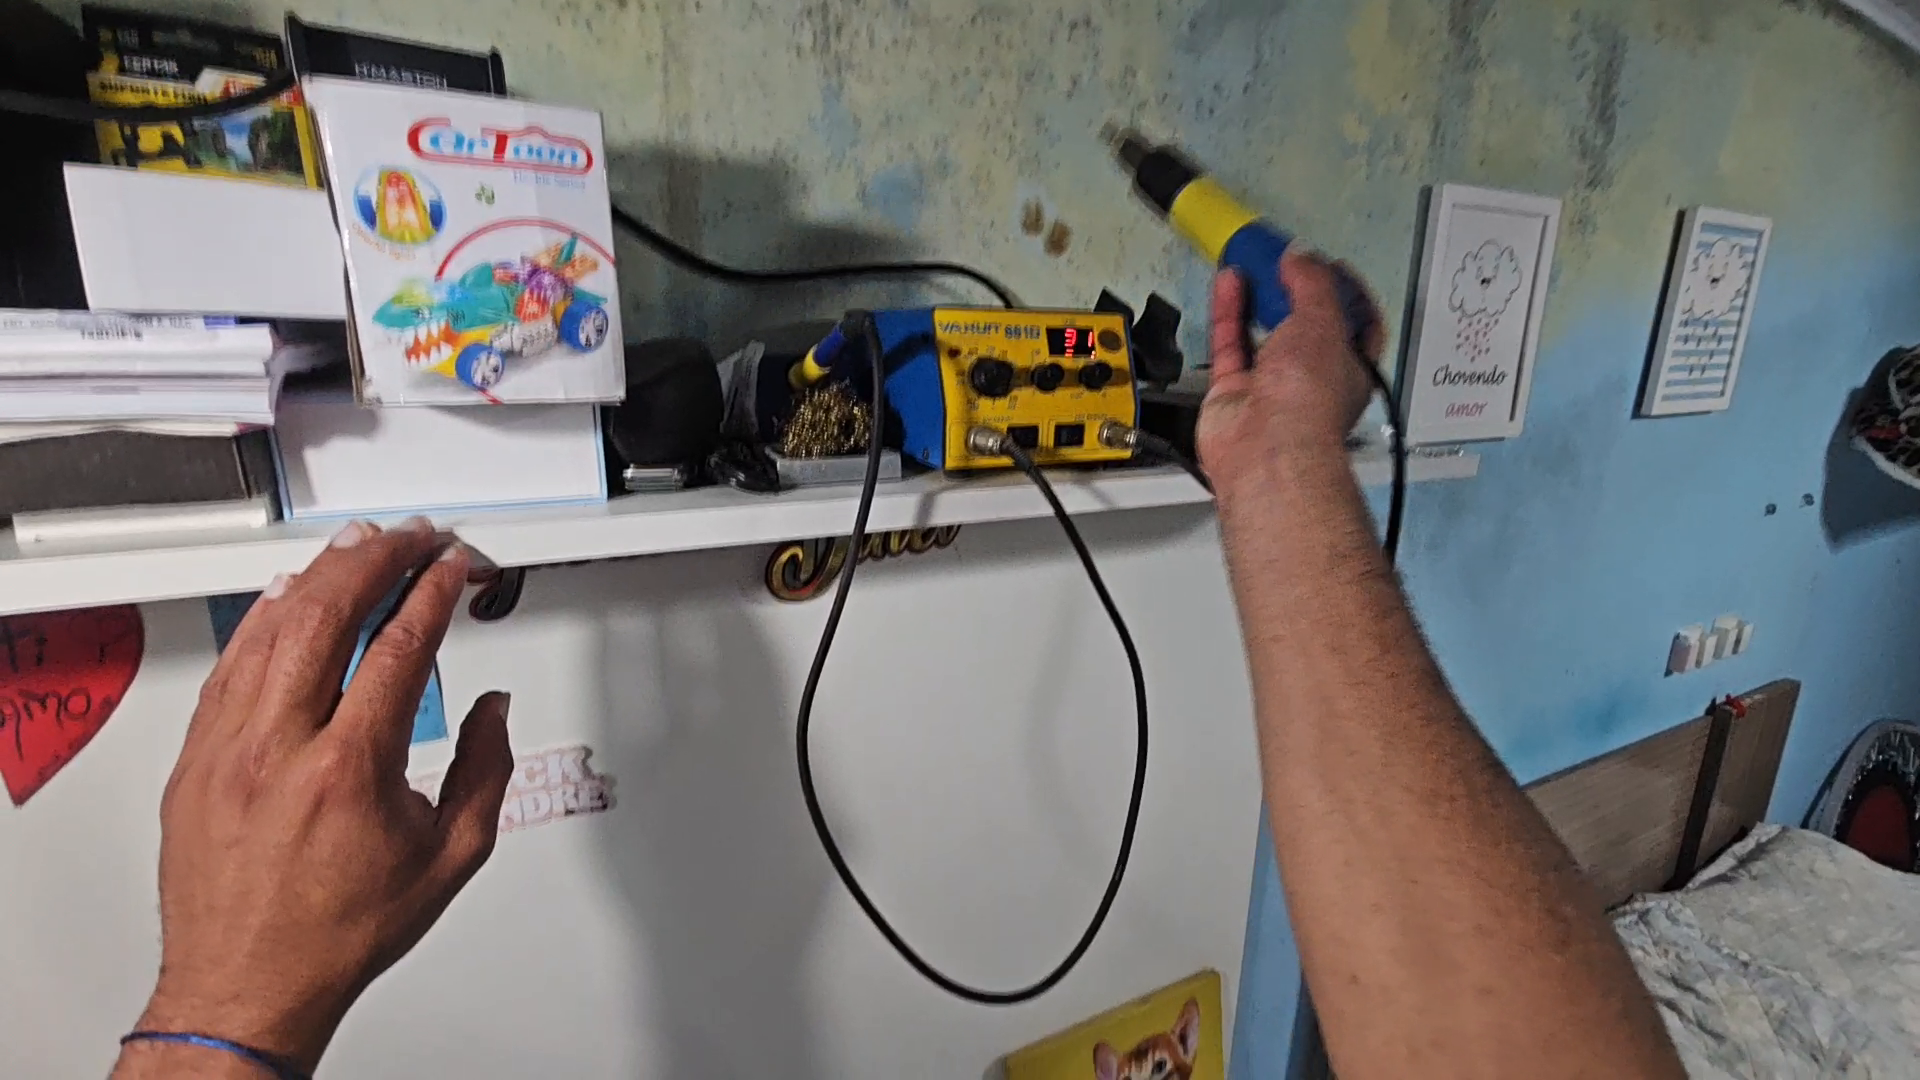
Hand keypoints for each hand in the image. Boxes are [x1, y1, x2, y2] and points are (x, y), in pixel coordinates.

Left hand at [119, 519, 512, 1075]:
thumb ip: (487, 767)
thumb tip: (493, 709)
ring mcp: (225, 752)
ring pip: (269, 632)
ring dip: (322, 577)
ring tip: (359, 545)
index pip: (398, 649)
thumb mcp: (457, 849)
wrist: (247, 986)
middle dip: (378, 563)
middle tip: (414, 538)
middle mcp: (277, 750)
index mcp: (350, 769)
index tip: (454, 567)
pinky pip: (230, 666)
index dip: (433, 595)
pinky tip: (289, 593)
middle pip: (326, 620)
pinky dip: (265, 618)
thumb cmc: (347, 925)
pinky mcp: (195, 762)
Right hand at [1196, 250, 1383, 492]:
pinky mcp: (1231, 390)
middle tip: (1282, 259)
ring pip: (1262, 332)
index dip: (1344, 290)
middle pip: (1303, 325)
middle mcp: (1309, 377)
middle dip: (1293, 291)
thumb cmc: (1308, 397)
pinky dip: (1228, 312)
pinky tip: (1229, 282)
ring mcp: (1268, 385)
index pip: (1356, 322)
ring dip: (1257, 297)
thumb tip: (1301, 257)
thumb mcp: (1324, 323)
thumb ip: (1312, 284)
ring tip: (1251, 262)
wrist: (1264, 446)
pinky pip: (1229, 344)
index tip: (1326, 264)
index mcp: (1350, 367)